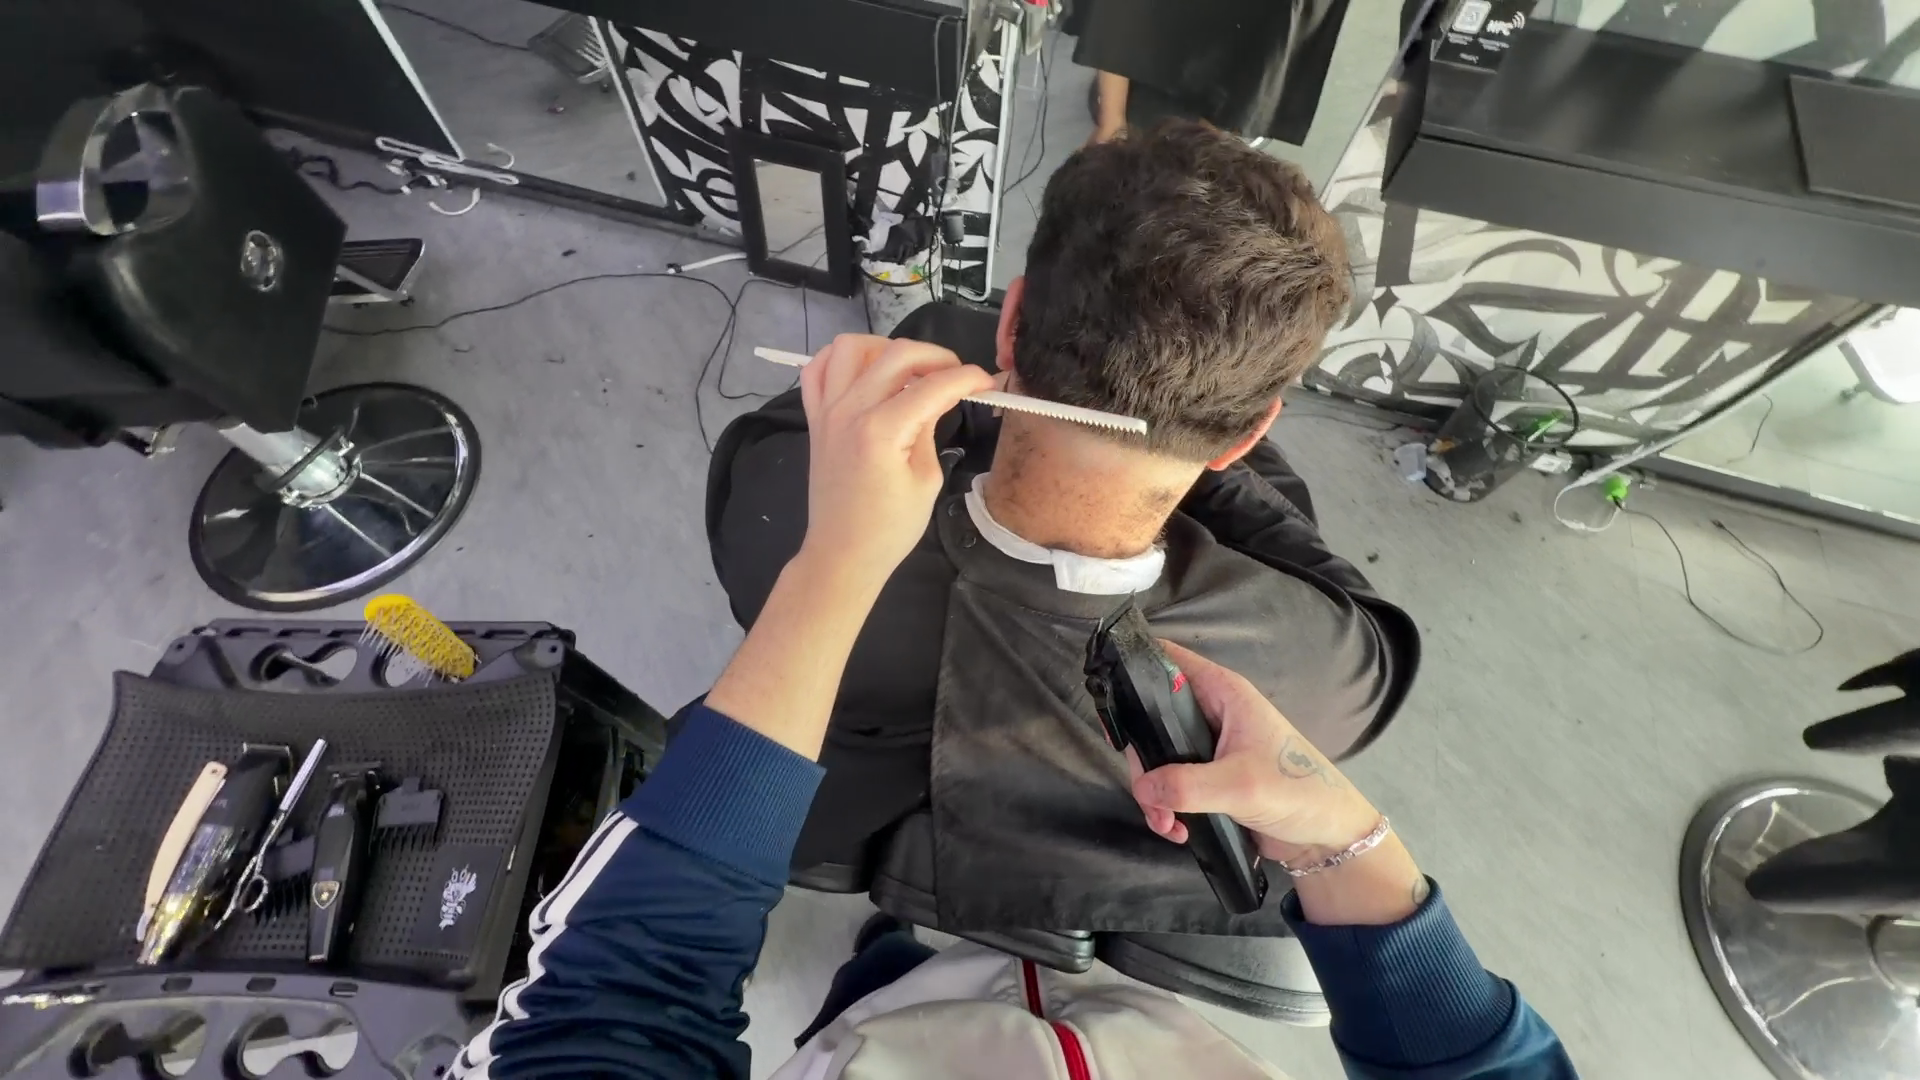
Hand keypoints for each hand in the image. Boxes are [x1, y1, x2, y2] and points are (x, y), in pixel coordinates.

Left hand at [796, 334, 993, 588]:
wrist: (843, 553)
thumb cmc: (890, 528)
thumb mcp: (926, 480)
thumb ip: (931, 427)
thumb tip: (941, 395)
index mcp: (882, 430)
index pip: (934, 385)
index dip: (968, 378)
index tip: (988, 382)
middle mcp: (851, 410)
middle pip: (898, 355)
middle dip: (936, 357)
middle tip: (956, 375)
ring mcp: (827, 410)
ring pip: (852, 348)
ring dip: (886, 349)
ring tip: (907, 369)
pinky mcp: (815, 418)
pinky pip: (817, 369)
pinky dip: (841, 360)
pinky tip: (865, 373)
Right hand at [1127, 641, 1430, 924]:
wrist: (1330, 837)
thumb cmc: (1295, 791)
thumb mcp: (1240, 785)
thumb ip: (1185, 785)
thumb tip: (1141, 789)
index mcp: (1222, 692)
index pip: (1167, 659)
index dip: (1134, 669)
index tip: (1109, 697)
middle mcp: (1210, 711)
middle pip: (1151, 718)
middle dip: (1143, 762)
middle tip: (1147, 795)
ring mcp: (1208, 745)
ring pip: (1157, 755)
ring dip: (1153, 793)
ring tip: (1165, 825)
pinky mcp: (1208, 775)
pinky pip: (1170, 782)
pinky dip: (1166, 807)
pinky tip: (1176, 831)